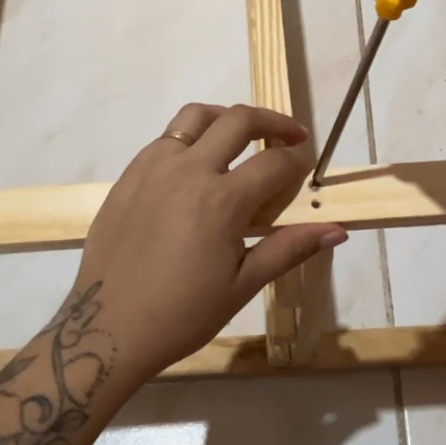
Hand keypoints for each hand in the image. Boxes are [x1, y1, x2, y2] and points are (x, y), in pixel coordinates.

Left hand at [73, 103, 346, 380]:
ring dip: (227, 118)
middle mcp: (188, 170)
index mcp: (221, 199)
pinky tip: (197, 165)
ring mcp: (153, 167)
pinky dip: (191, 137)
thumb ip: (289, 248)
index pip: (274, 163)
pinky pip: (165, 138)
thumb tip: (337, 230)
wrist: (108, 327)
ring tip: (242, 135)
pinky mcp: (129, 174)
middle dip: (272, 122)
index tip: (308, 163)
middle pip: (238, 120)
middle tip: (290, 136)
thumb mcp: (242, 285)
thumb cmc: (182, 314)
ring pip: (195, 117)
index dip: (298, 160)